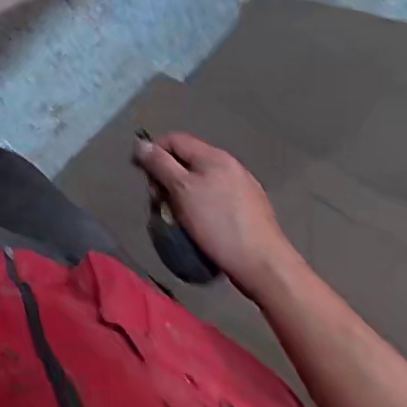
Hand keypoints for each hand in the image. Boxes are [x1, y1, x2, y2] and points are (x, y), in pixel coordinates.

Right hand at [134, 132, 302, 296]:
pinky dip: (200, 204)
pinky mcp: (248, 208)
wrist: (265, 267)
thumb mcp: (181, 190)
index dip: (154, 153)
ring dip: (182, 193)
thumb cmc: (218, 224)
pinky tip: (200, 223)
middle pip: (186, 160)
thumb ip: (159, 163)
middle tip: (160, 200)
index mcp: (214, 156)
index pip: (173, 139)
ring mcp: (242, 187)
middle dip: (167, 176)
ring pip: (199, 180)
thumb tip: (141, 144)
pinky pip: (214, 196)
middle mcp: (230, 165)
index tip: (145, 178)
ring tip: (178, 215)